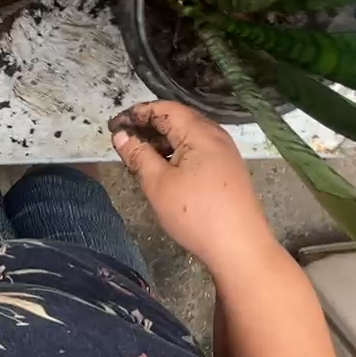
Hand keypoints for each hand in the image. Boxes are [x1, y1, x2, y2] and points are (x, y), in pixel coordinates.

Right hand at [111, 101, 274, 269]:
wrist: (240, 248)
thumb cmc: (196, 214)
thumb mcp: (158, 184)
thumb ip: (138, 155)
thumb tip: (121, 136)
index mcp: (200, 133)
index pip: (165, 108)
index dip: (138, 112)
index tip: (115, 124)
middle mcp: (216, 136)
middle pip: (178, 119)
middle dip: (148, 126)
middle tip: (123, 140)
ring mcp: (224, 153)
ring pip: (187, 136)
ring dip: (162, 141)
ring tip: (138, 156)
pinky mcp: (227, 170)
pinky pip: (197, 150)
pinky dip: (176, 153)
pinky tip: (163, 169)